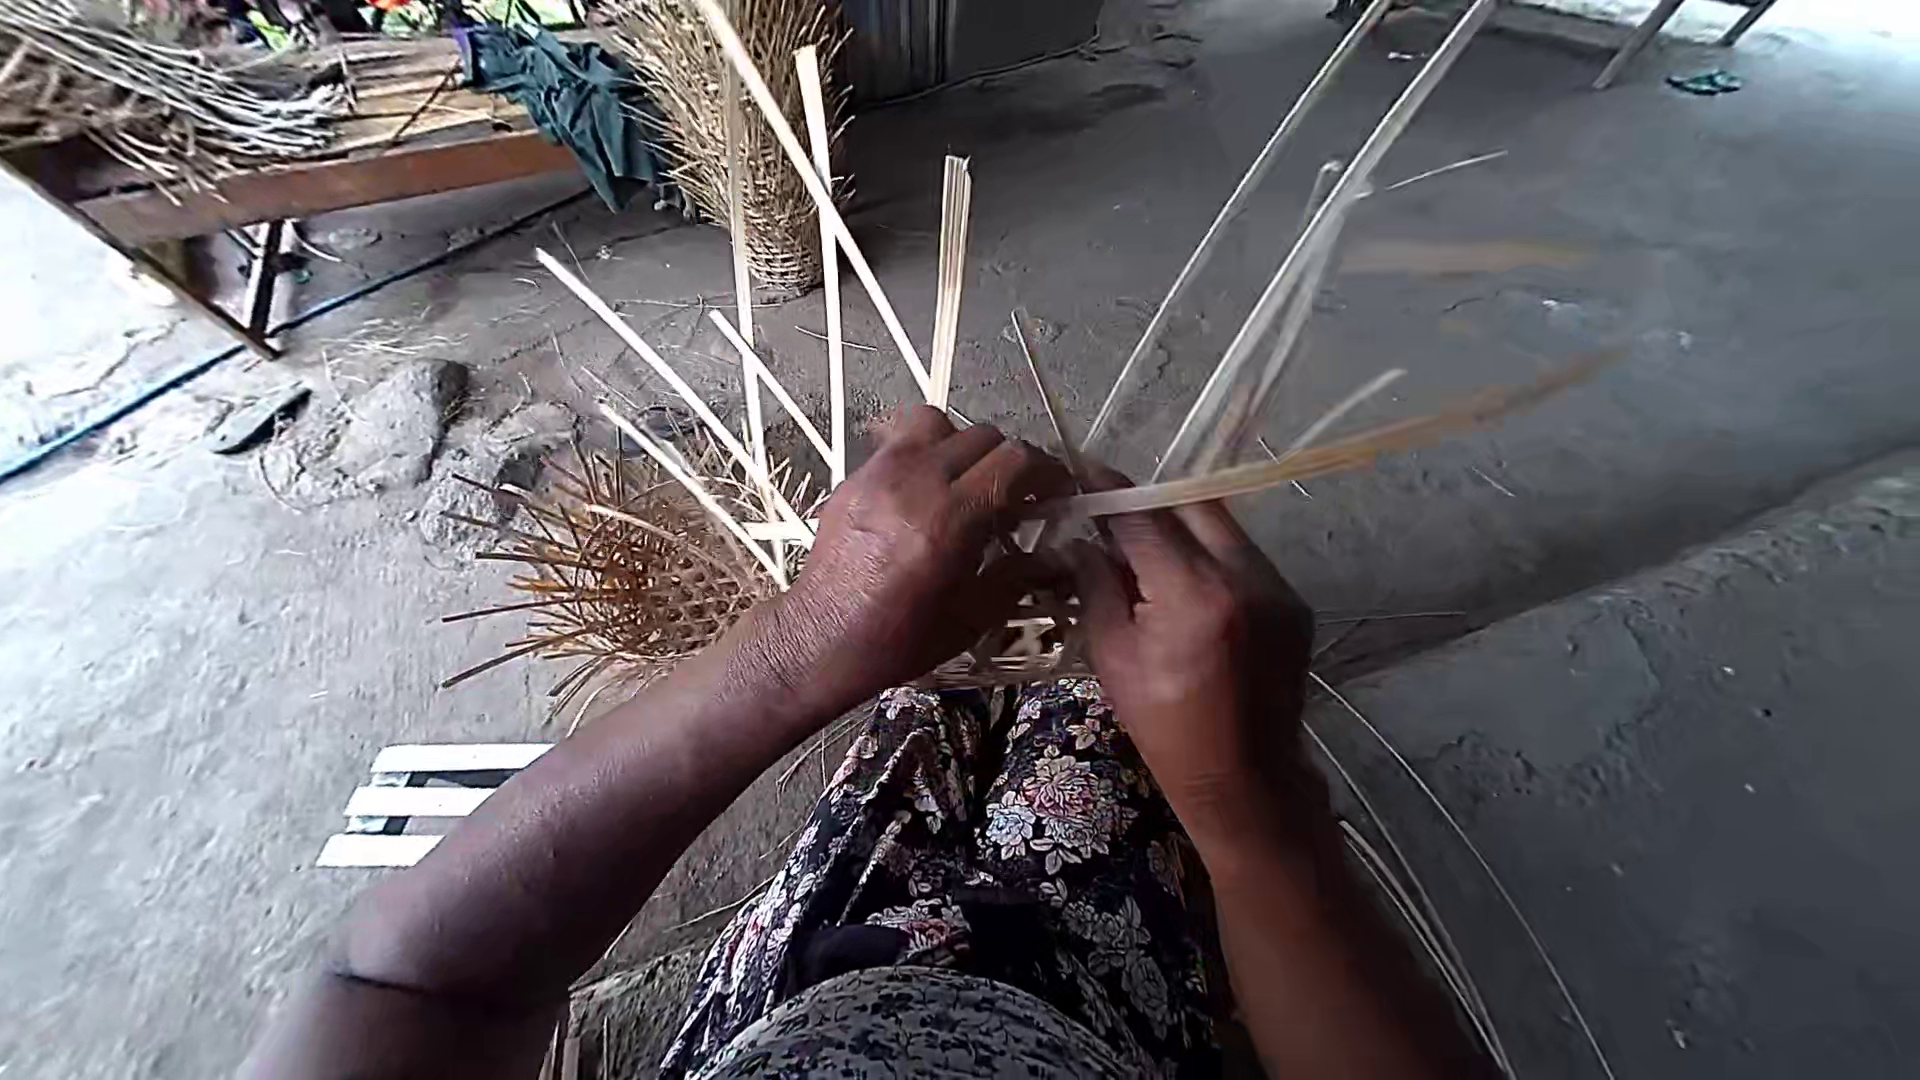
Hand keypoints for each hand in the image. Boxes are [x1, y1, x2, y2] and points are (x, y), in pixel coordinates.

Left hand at [747, 405, 1071, 716]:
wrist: (820, 640)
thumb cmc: (897, 639)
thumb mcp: (970, 618)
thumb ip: (1019, 575)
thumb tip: (1058, 555)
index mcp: (949, 521)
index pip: (1015, 461)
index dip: (1047, 471)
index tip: (1056, 493)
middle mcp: (915, 482)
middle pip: (984, 436)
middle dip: (1012, 462)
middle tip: (1016, 498)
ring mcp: (879, 473)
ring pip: (938, 422)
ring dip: (965, 446)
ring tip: (967, 483)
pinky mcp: (855, 476)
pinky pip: (899, 439)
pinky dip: (926, 451)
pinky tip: (926, 489)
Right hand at [1070, 493, 1314, 836]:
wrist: (1245, 779)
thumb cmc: (1165, 726)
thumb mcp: (1113, 656)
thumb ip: (1097, 586)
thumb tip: (1081, 542)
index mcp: (1193, 595)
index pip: (1143, 518)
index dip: (1109, 493)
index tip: (1083, 474)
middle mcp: (1245, 576)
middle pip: (1190, 504)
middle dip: (1146, 501)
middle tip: (1111, 511)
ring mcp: (1278, 586)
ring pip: (1219, 524)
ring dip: (1177, 523)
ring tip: (1141, 545)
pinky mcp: (1293, 600)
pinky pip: (1240, 553)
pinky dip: (1204, 550)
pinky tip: (1180, 575)